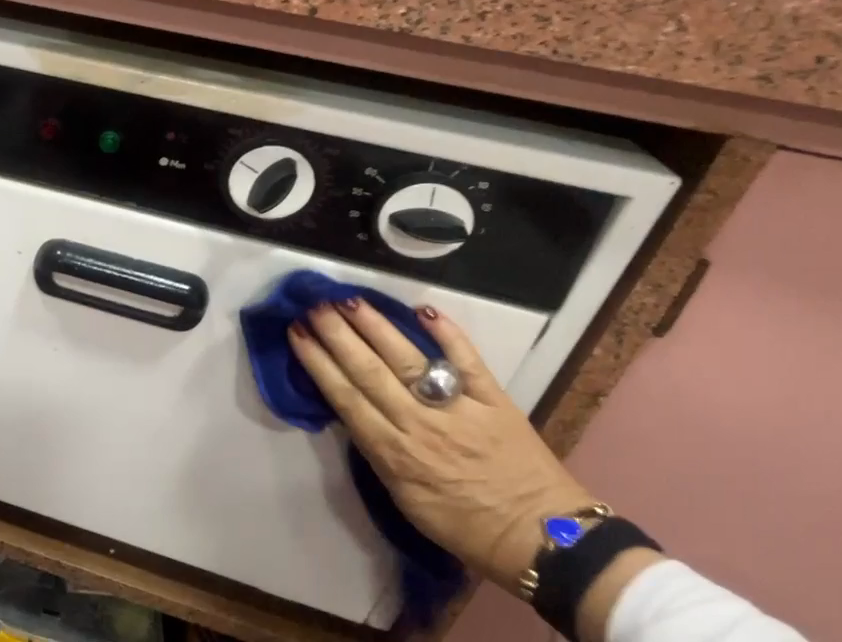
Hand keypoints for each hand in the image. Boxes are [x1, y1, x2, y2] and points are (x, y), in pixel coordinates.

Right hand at [286, 299, 593, 586]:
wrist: (545, 541)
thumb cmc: (465, 525)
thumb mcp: (404, 497)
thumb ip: (379, 451)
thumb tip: (354, 410)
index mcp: (393, 453)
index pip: (345, 397)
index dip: (317, 362)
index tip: (296, 332)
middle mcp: (419, 425)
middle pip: (368, 371)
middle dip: (337, 335)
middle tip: (314, 305)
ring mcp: (458, 410)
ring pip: (407, 360)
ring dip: (376, 327)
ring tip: (350, 300)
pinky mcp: (494, 402)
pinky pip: (468, 362)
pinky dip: (448, 334)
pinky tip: (424, 311)